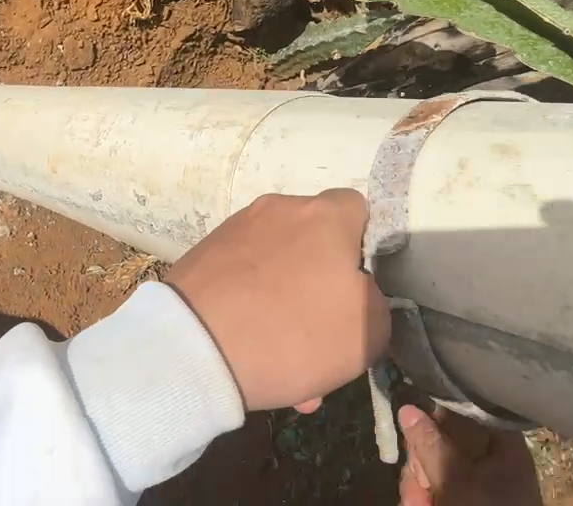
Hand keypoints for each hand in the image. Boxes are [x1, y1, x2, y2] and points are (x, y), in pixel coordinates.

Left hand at [166, 189, 388, 410]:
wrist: (196, 345)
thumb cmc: (293, 330)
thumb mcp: (367, 330)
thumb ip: (377, 301)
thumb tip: (359, 290)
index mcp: (323, 215)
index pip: (357, 209)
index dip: (365, 247)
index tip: (362, 288)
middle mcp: (279, 208)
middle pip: (315, 242)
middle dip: (324, 288)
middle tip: (326, 340)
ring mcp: (238, 228)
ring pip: (280, 267)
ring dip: (290, 305)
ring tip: (289, 364)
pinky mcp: (207, 252)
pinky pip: (247, 279)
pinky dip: (255, 308)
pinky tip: (255, 353)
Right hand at [398, 404, 542, 505]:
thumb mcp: (455, 481)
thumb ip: (429, 443)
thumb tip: (407, 408)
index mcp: (504, 448)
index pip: (470, 407)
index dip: (440, 408)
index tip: (417, 419)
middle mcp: (493, 462)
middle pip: (444, 439)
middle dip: (421, 462)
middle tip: (417, 484)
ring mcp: (481, 487)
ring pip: (435, 467)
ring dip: (417, 484)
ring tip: (415, 504)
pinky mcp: (466, 502)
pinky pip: (437, 489)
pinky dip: (423, 498)